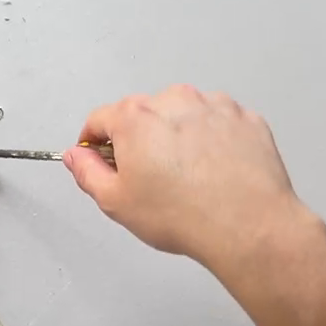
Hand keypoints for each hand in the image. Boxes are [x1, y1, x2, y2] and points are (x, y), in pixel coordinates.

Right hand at [63, 86, 315, 272]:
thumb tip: (78, 156)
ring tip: (188, 179)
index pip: (100, 119)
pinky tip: (215, 173)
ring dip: (178, 138)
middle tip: (150, 180)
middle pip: (143, 114)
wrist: (247, 225)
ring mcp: (214, 106)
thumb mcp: (116, 202)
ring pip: (183, 116)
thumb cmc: (183, 215)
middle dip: (140, 141)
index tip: (101, 161)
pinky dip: (212, 142)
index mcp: (135, 117)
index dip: (94, 143)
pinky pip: (218, 124)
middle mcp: (174, 100)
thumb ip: (87, 172)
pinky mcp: (244, 118)